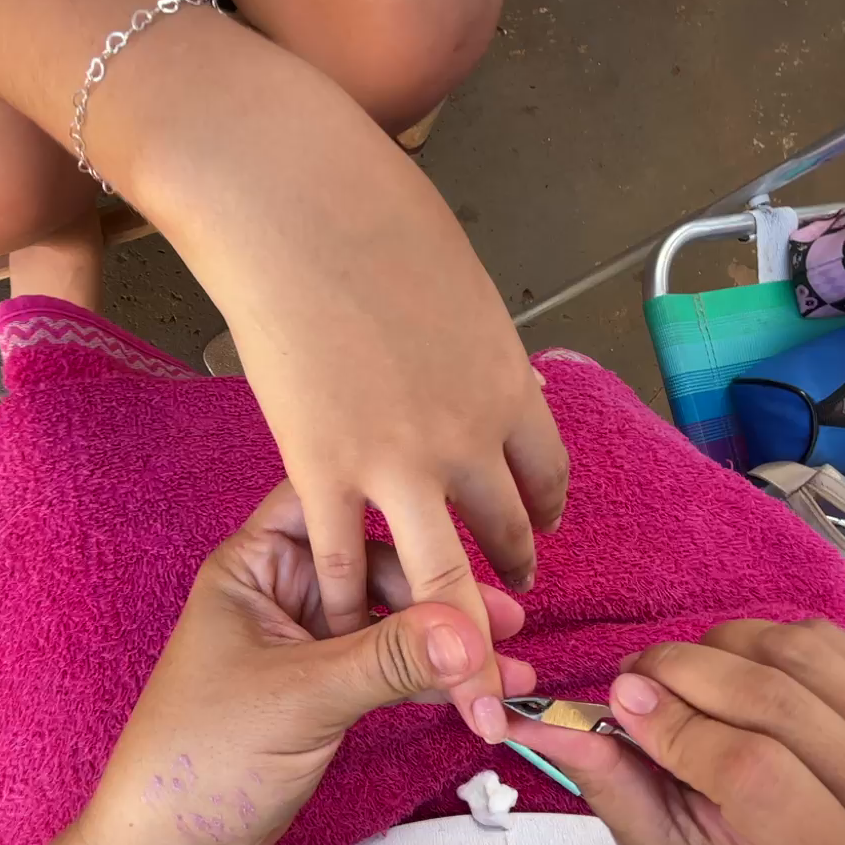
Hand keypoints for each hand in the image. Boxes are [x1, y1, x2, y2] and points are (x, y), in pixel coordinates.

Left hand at [90, 482, 535, 844]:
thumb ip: (387, 660)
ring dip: (447, 643)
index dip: (385, 502)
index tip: (456, 514)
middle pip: (376, 566)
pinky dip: (432, 678)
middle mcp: (287, 586)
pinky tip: (483, 692)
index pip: (327, 504)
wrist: (175, 844)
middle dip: (438, 597)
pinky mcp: (331, 679)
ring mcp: (312, 635)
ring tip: (512, 667)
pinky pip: (391, 665)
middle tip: (505, 624)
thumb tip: (472, 632)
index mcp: (257, 563)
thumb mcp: (301, 696)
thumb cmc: (209, 751)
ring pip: (391, 620)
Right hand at [144, 44, 568, 748]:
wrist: (297, 203)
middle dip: (513, 578)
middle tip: (513, 601)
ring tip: (448, 641)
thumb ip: (476, 350)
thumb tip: (475, 372)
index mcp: (508, 385)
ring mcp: (399, 464)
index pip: (547, 474)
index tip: (539, 531)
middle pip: (508, 534)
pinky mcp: (326, 473)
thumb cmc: (377, 219)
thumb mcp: (460, 286)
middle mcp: (469, 439)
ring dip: (451, 617)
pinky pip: (348, 565)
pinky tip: (351, 630)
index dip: (545, 513)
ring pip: (443, 574)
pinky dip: (352, 606)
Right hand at [509, 620, 844, 844]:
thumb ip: (610, 786)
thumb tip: (547, 723)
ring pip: (794, 653)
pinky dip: (760, 635)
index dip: (676, 724)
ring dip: (718, 646)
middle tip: (636, 676)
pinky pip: (823, 636)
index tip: (618, 698)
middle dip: (682, 671)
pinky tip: (739, 667)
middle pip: (774, 701)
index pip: (753, 770)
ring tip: (689, 675)